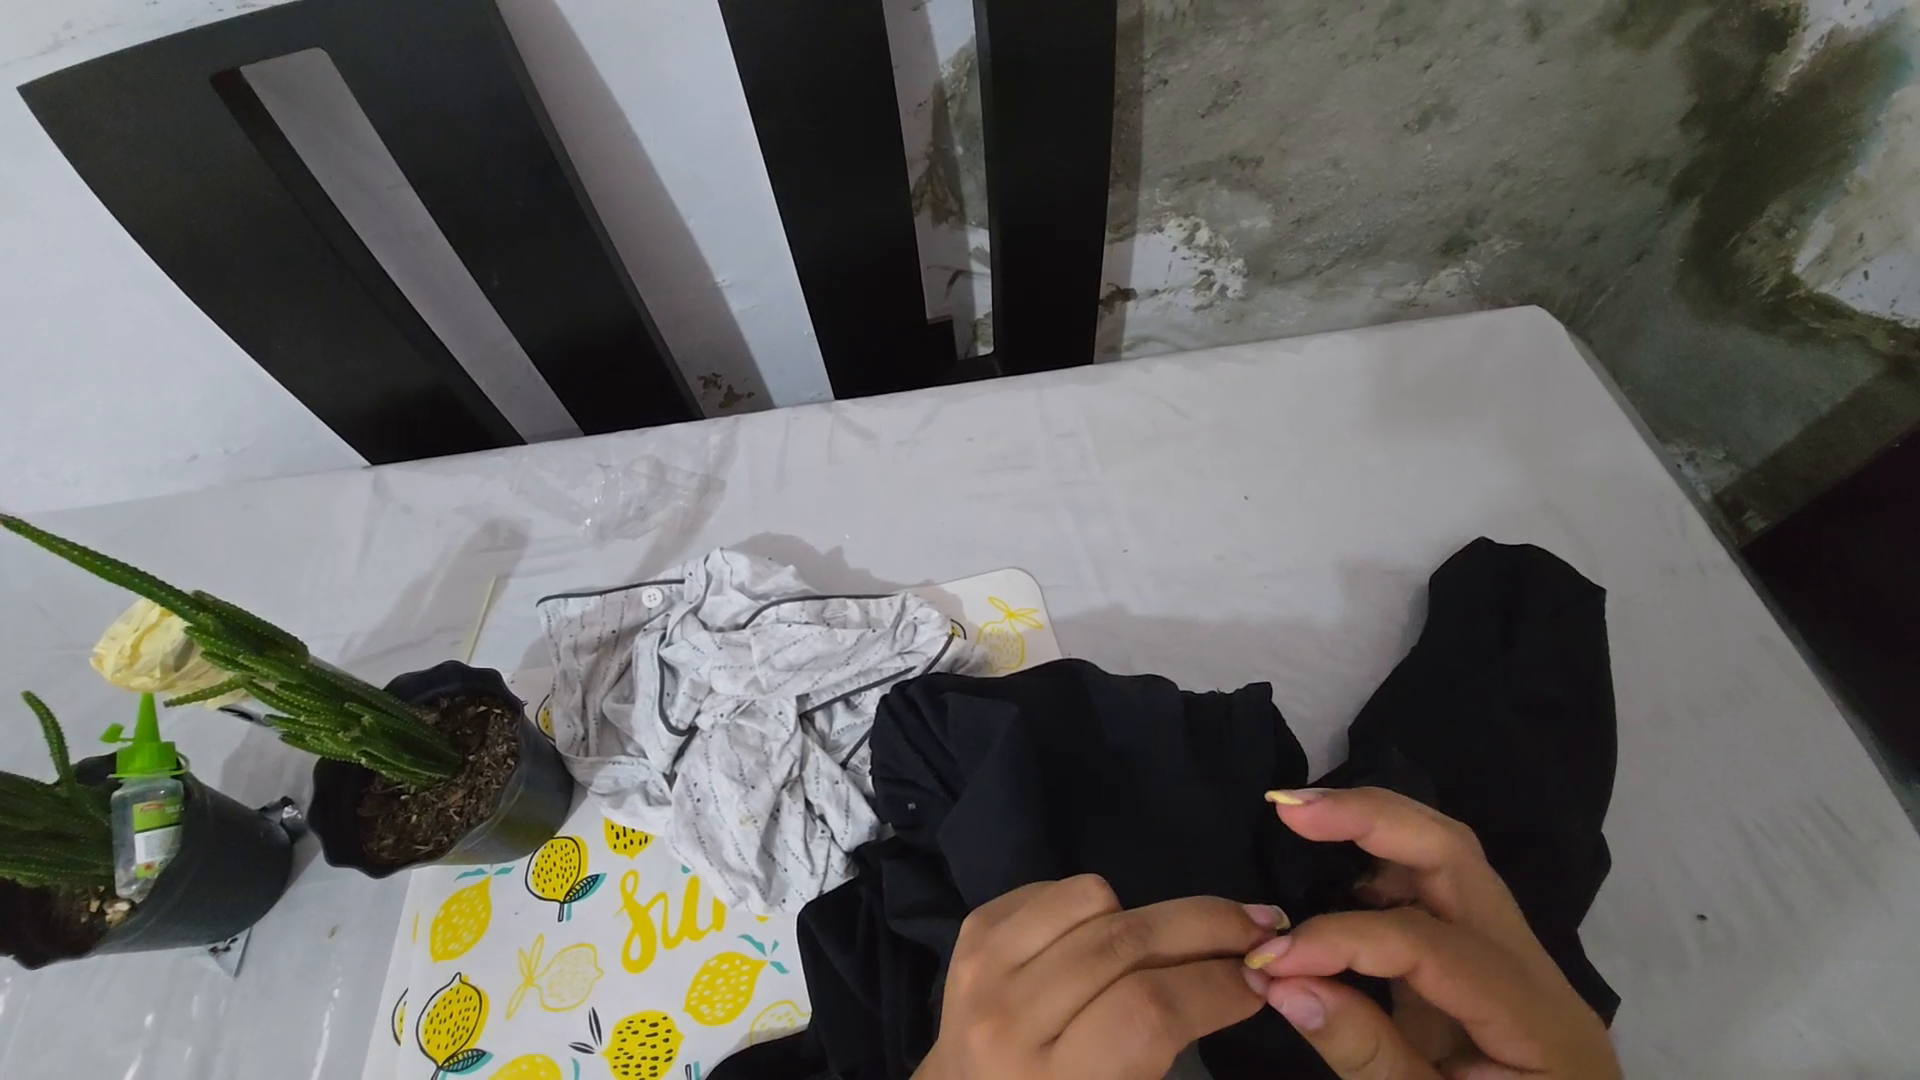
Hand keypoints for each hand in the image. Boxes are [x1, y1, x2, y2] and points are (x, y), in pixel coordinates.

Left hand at [913, 874, 1285, 1079]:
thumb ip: (1167, 1042)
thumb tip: (1241, 975)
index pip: (1148, 1012)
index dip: (1216, 985)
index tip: (1262, 975)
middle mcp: (1009, 1018)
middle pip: (1124, 944)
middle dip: (1205, 927)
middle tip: (1256, 923)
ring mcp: (983, 964)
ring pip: (1092, 900)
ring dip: (1140, 916)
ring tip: (1156, 949)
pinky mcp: (973, 927)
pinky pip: (1054, 886)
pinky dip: (1091, 906)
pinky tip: (1097, 939)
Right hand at [1244, 788, 1620, 1079]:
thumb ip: (1363, 1052)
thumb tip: (1279, 980)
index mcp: (1538, 1021)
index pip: (1425, 942)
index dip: (1338, 940)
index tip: (1267, 959)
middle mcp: (1535, 968)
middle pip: (1453, 854)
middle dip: (1366, 819)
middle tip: (1286, 809)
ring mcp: (1512, 953)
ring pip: (1446, 850)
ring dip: (1371, 823)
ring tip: (1302, 818)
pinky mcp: (1481, 953)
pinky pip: (1433, 880)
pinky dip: (1378, 856)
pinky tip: (1334, 868)